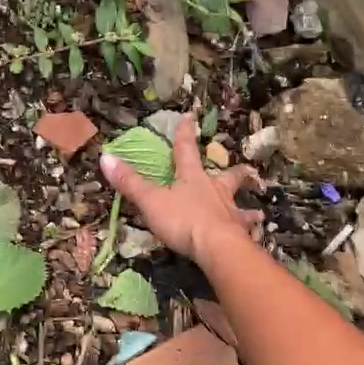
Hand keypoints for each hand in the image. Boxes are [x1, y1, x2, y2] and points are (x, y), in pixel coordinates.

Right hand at [99, 114, 262, 267]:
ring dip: (248, 209)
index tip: (190, 116)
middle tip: (247, 169)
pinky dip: (248, 233)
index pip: (186, 150)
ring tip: (258, 213)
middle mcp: (215, 191)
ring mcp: (229, 213)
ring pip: (240, 207)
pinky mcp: (238, 236)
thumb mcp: (151, 200)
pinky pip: (244, 232)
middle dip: (235, 173)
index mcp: (193, 178)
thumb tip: (105, 157)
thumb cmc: (183, 220)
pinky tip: (253, 237)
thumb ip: (129, 182)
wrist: (218, 248)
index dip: (185, 133)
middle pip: (227, 177)